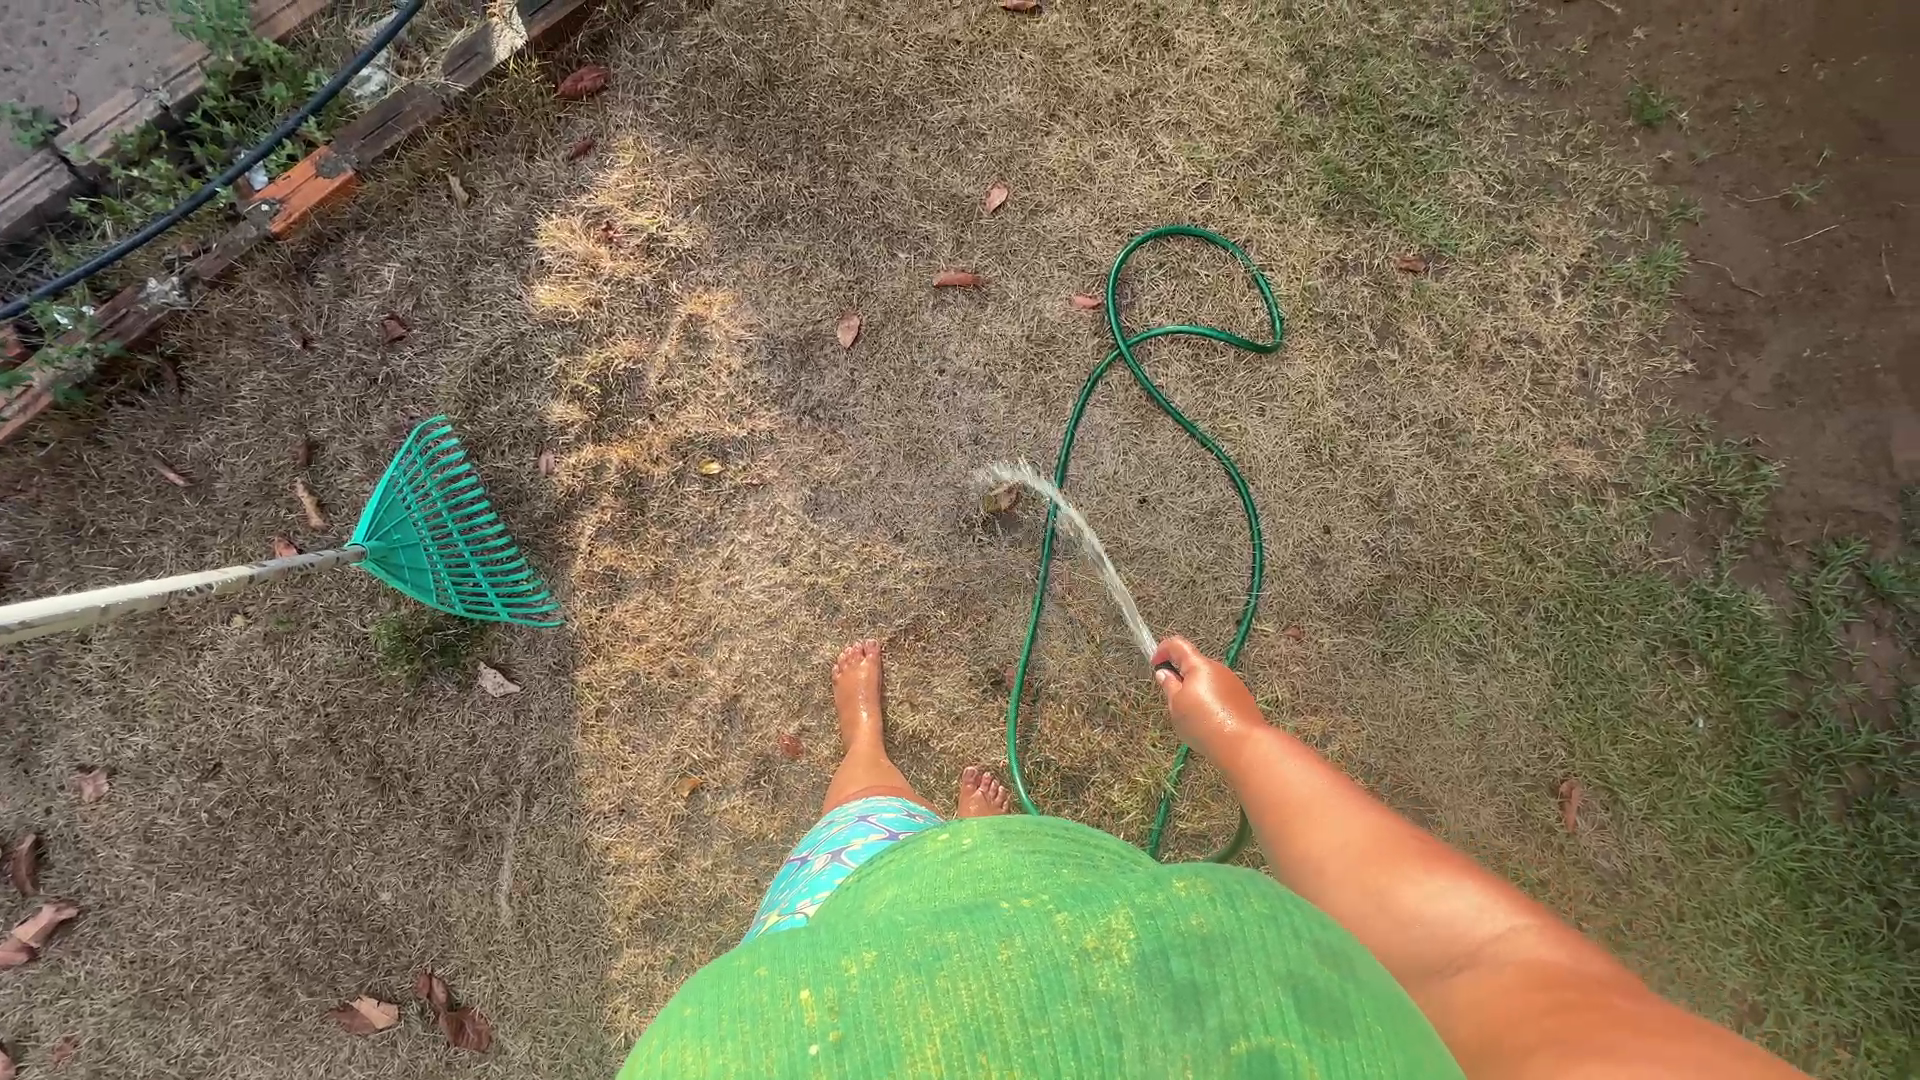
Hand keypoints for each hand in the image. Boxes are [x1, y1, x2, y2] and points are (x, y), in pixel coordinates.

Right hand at [1151, 636, 1266, 763]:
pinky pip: (1219, 693)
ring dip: (1194, 690)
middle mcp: (1218, 669)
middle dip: (1179, 676)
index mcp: (1199, 666)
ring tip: (1191, 716)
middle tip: (1172, 698)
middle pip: (1194, 664)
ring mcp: (1232, 683)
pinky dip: (1209, 701)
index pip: (1177, 645)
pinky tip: (1207, 722)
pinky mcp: (1241, 698)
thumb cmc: (1205, 723)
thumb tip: (1164, 673)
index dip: (1162, 650)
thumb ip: (1169, 686)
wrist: (1244, 745)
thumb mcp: (1176, 705)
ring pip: (1206, 680)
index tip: (1155, 664)